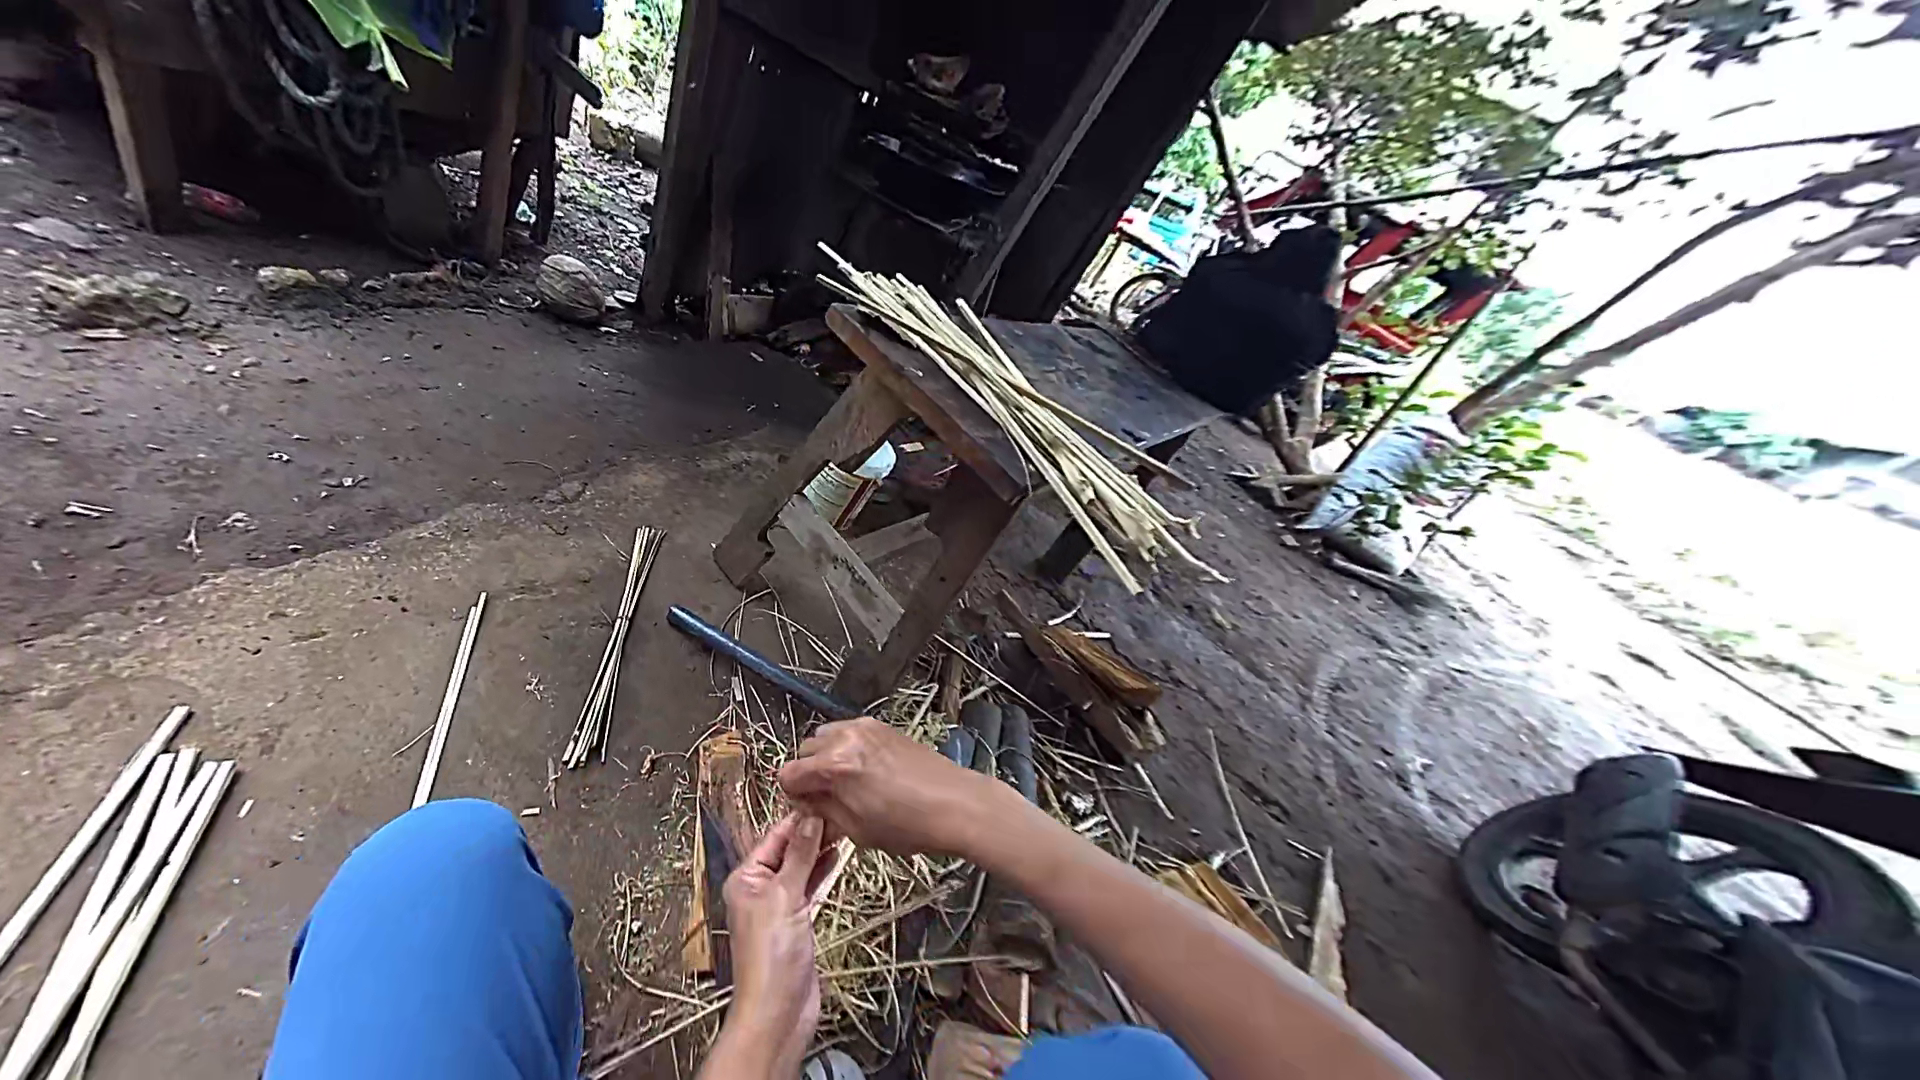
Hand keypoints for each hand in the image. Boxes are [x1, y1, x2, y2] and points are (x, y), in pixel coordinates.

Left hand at [719, 813, 829, 1076]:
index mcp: (746, 878)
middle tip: (841, 811)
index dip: (799, 818)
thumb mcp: (785, 895)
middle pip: (788, 850)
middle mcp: (760, 888)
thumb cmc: (771, 955)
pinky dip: (823, 870)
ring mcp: (779, 904)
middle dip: (812, 831)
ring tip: (844, 826)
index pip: (774, 837)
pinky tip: (838, 854)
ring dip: (820, 849)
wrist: (778, 1011)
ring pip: (801, 866)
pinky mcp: (797, 919)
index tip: (824, 799)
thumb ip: (800, 855)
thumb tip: (810, 817)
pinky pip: (810, 885)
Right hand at [779, 717, 1020, 859]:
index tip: (807, 808)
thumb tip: (806, 802)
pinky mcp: (884, 727)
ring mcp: (868, 728)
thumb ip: (823, 810)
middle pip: (806, 750)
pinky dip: (848, 749)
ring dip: (827, 758)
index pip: (789, 773)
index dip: (794, 795)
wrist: (955, 804)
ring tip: (847, 785)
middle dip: (809, 774)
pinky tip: (866, 773)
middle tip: (826, 799)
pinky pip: (851, 733)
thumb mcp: (856, 829)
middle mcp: (848, 737)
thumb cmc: (910, 823)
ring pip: (827, 737)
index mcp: (835, 765)